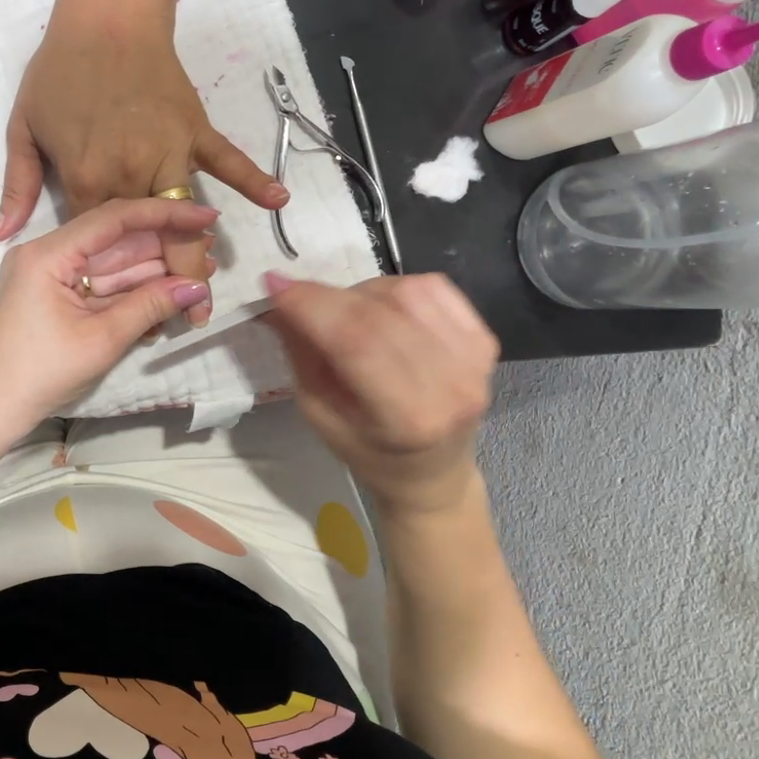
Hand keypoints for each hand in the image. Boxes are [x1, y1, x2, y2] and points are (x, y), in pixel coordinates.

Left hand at [0, 13, 285, 325]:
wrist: (105, 16)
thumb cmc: (58, 73)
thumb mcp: (23, 130)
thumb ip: (17, 188)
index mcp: (88, 178)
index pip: (98, 239)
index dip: (107, 275)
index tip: (117, 309)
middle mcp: (132, 173)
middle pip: (149, 239)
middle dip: (167, 282)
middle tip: (186, 319)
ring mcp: (169, 152)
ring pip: (185, 213)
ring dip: (198, 253)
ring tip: (209, 292)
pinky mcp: (194, 130)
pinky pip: (225, 159)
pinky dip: (250, 178)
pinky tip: (277, 203)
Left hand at [0, 198, 219, 435]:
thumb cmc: (38, 374)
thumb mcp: (101, 340)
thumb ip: (149, 306)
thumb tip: (198, 285)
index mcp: (48, 253)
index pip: (115, 218)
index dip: (165, 214)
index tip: (207, 215)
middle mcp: (45, 254)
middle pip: (115, 241)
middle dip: (163, 250)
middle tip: (210, 255)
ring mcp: (47, 277)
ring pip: (109, 266)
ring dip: (151, 274)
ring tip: (199, 278)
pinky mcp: (51, 298)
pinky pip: (96, 286)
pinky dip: (128, 293)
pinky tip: (165, 297)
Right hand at [263, 271, 498, 514]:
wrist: (431, 472)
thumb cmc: (366, 450)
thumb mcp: (318, 411)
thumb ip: (302, 353)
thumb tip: (279, 298)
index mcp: (406, 418)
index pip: (356, 343)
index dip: (313, 306)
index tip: (273, 286)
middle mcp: (450, 385)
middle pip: (380, 314)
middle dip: (327, 296)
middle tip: (296, 298)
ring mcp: (473, 360)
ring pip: (408, 292)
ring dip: (362, 292)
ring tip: (345, 312)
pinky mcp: (485, 339)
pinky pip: (435, 288)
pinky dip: (396, 287)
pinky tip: (380, 307)